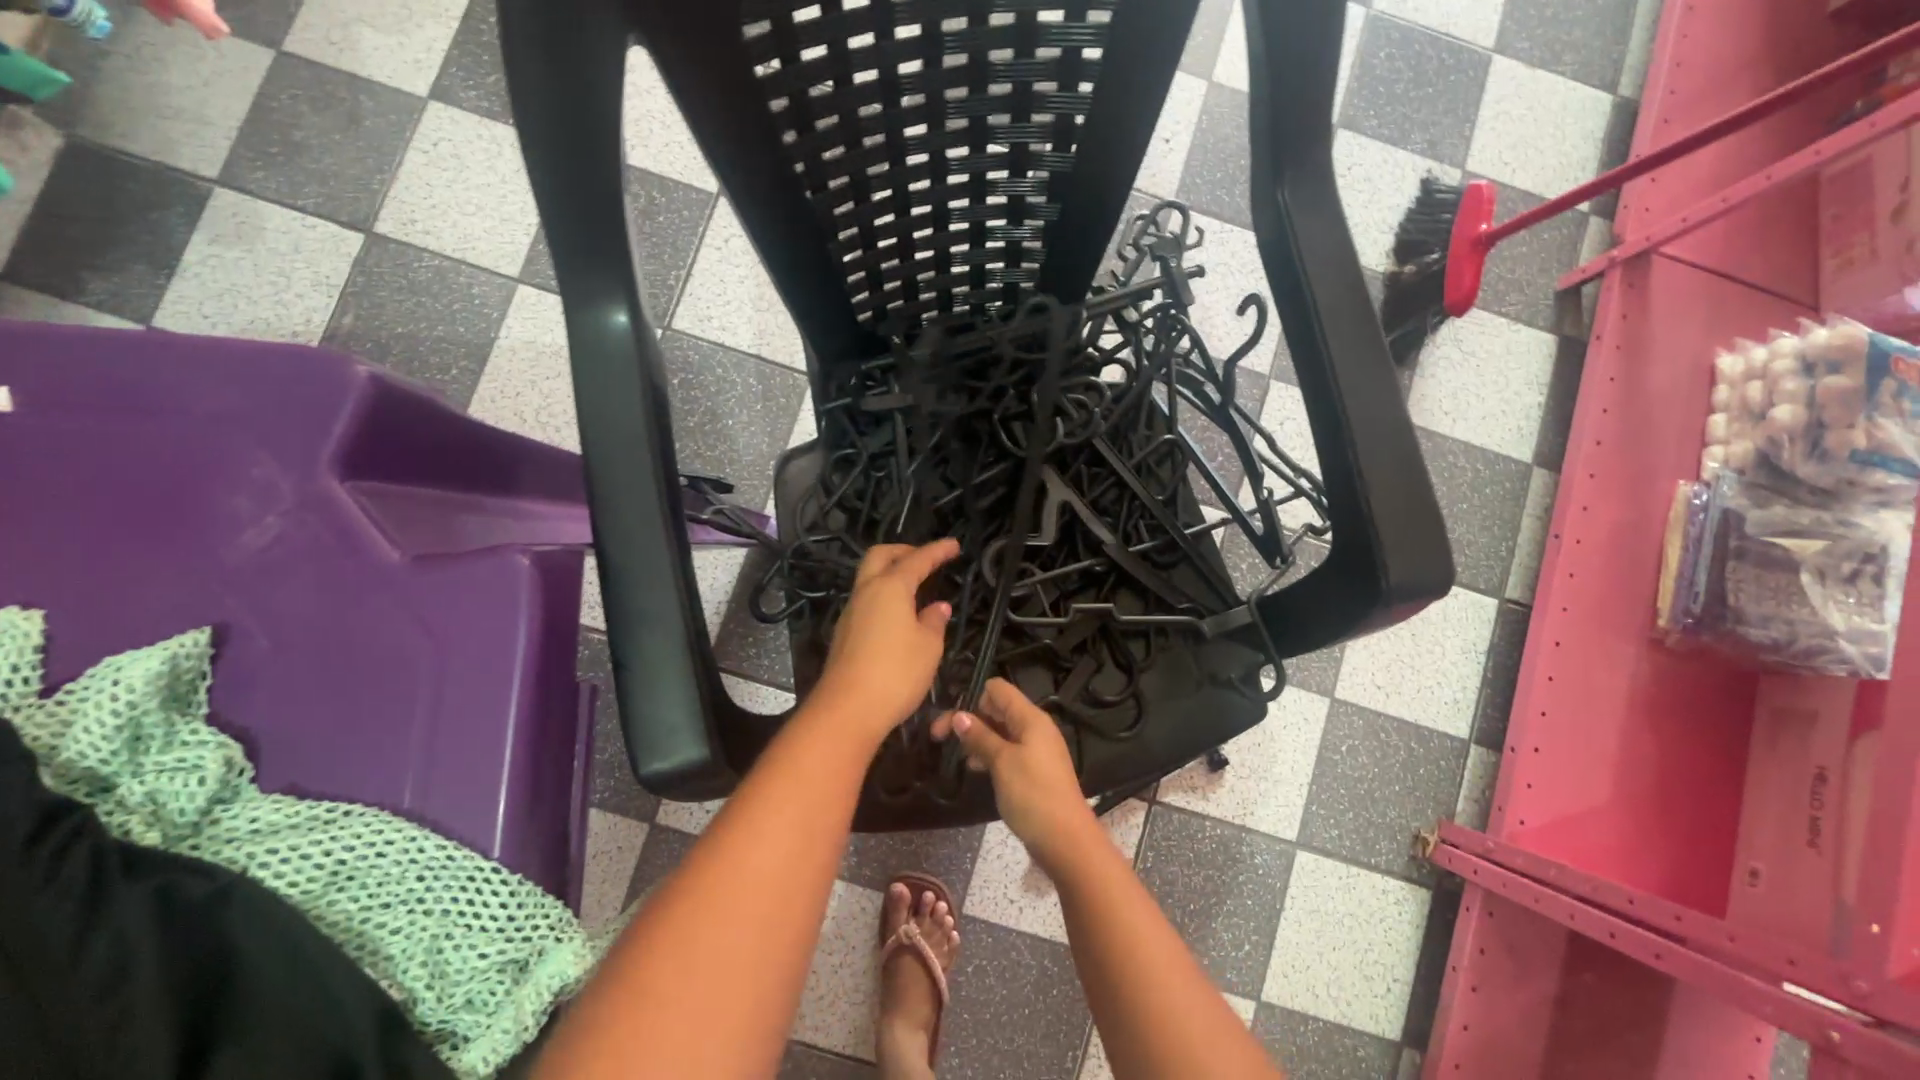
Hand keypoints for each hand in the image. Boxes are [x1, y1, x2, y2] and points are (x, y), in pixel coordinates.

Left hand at [807, 539, 960, 740]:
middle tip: (925, 558)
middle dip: (903, 551)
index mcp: (890, 587)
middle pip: (880, 556)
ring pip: (868, 578)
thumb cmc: (896, 673)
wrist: (848, 709)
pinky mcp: (844, 634)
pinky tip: (899, 615)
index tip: (954, 545)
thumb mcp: (928, 647)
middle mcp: (866, 592)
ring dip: (891, 574)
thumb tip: (937, 607)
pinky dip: (884, 597)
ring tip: (915, 587)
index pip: (917, 560)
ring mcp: (851, 613)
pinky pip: (866, 602)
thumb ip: (934, 621)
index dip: (937, 551)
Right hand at [932, 678, 1096, 866]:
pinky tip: (976, 769)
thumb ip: (980, 736)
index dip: (972, 698)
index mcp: (1031, 718)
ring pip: (1000, 732)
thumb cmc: (1032, 794)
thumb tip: (959, 715)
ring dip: (977, 739)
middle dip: (969, 719)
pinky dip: (990, 755)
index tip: (950, 720)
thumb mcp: (1002, 762)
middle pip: (997, 709)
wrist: (1064, 839)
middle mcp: (1034, 728)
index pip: (998, 689)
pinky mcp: (1033, 770)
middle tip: (938, 738)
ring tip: (958, 756)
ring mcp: (1035, 750)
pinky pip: (1007, 751)